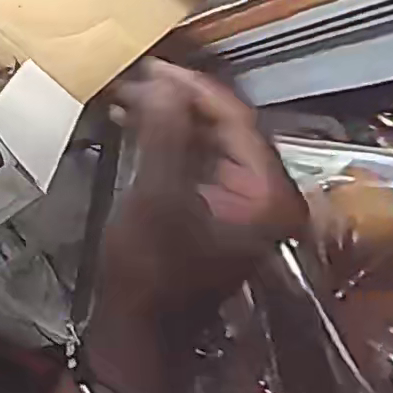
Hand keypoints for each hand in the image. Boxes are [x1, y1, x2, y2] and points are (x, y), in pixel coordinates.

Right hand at [100, 59, 305, 318]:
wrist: (139, 326)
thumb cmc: (149, 267)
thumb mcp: (155, 198)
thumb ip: (164, 137)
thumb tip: (163, 82)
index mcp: (267, 193)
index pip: (237, 120)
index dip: (194, 88)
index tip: (151, 66)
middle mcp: (264, 193)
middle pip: (225, 126)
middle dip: (177, 98)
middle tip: (133, 76)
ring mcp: (239, 201)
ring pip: (207, 138)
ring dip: (167, 114)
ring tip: (125, 93)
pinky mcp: (213, 205)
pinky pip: (194, 157)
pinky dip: (164, 136)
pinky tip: (132, 121)